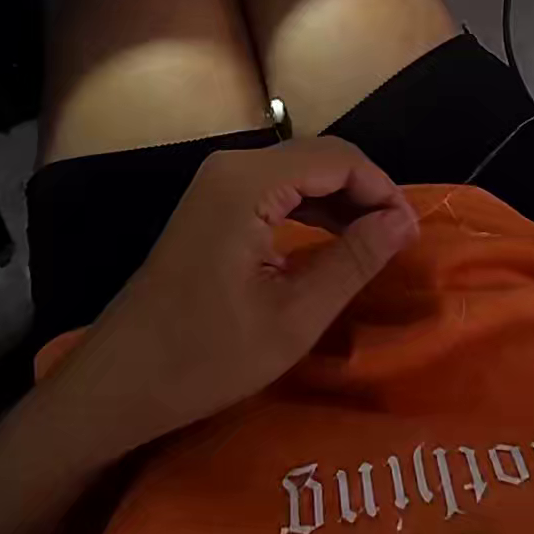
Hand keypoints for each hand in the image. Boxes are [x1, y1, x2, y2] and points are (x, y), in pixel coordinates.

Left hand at [0, 138, 416, 533]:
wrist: (123, 376)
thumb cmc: (207, 355)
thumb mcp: (294, 316)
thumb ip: (353, 260)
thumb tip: (402, 222)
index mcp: (249, 182)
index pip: (337, 158)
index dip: (381, 188)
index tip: (410, 233)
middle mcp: (232, 165)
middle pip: (317, 156)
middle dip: (363, 191)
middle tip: (397, 240)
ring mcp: (218, 180)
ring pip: (297, 170)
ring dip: (339, 199)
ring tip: (374, 242)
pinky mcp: (212, 199)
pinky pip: (274, 187)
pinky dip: (309, 206)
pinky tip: (333, 237)